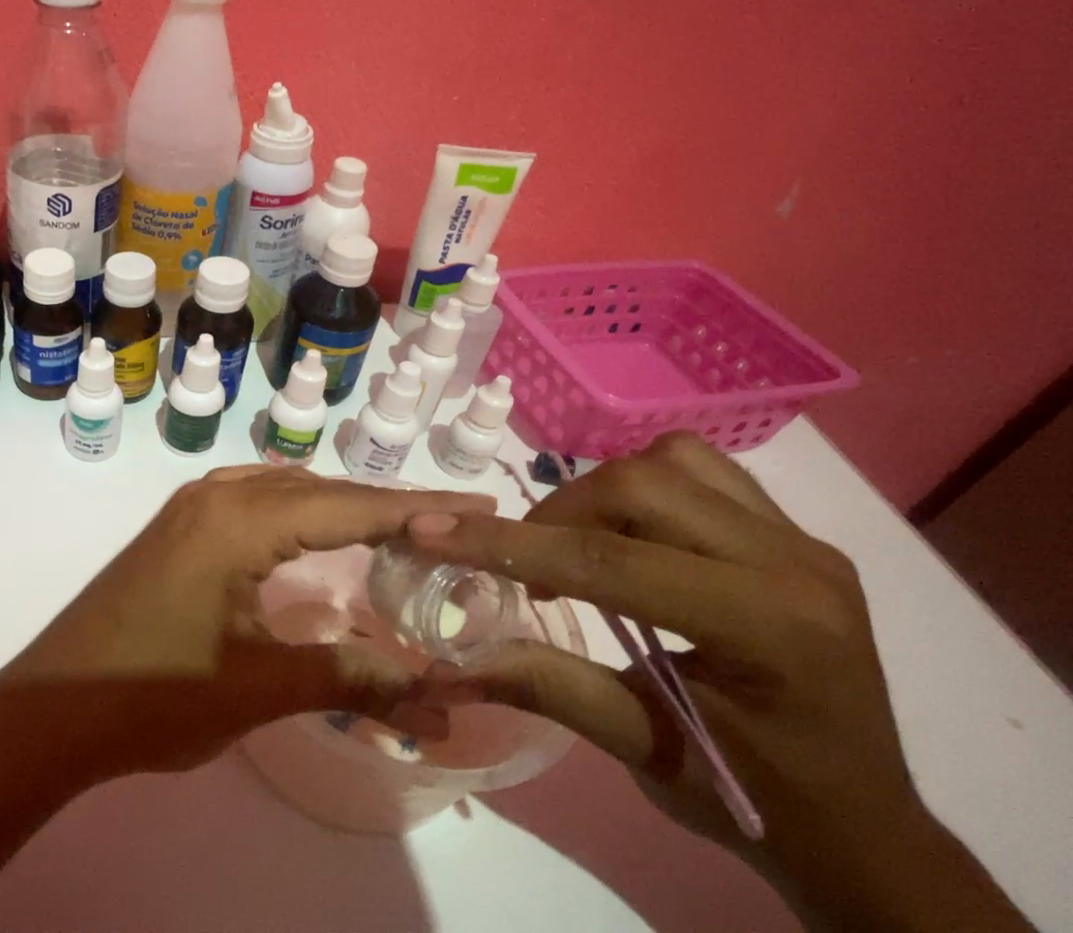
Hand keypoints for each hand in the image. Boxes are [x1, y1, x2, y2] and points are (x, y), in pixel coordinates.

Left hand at [0, 466, 494, 780]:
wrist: (51, 710)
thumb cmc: (153, 696)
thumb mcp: (260, 688)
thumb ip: (351, 677)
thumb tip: (443, 694)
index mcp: (238, 520)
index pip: (350, 506)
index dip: (420, 511)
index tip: (483, 509)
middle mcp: (213, 498)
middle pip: (318, 490)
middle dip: (386, 507)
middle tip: (454, 526)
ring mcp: (186, 512)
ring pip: (281, 492)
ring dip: (338, 507)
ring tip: (398, 530)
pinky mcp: (171, 534)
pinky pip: (250, 504)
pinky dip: (295, 515)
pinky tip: (313, 539)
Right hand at [408, 432, 1030, 931]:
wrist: (860, 826)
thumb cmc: (753, 800)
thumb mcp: (640, 747)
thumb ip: (545, 686)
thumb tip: (447, 661)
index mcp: (762, 625)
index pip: (607, 562)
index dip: (504, 544)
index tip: (427, 530)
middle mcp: (794, 563)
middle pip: (641, 486)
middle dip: (555, 516)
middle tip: (525, 572)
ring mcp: (803, 542)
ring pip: (672, 462)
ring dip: (599, 495)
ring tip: (576, 552)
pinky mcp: (797, 538)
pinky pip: (703, 474)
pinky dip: (642, 491)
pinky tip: (628, 540)